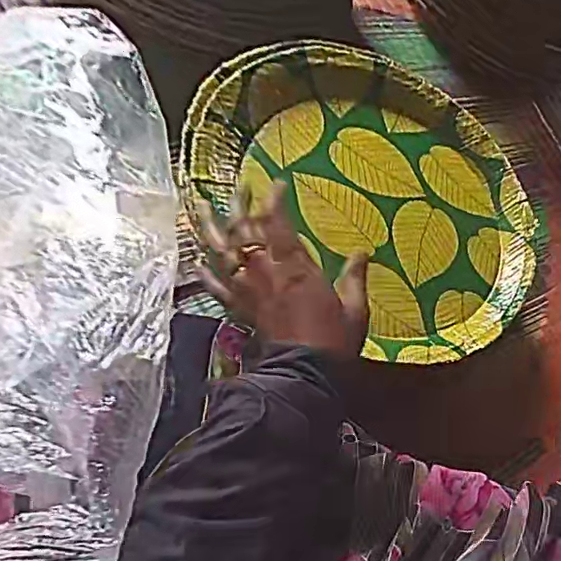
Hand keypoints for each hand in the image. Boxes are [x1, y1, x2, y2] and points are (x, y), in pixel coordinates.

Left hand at [199, 180, 368, 359]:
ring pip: (223, 254)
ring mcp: (250, 292)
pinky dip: (205, 274)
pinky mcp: (241, 311)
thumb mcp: (355, 310)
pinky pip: (217, 289)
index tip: (277, 184)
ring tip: (202, 208)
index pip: (278, 225)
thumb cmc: (334, 342)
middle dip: (240, 205)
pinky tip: (197, 261)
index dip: (274, 201)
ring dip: (211, 229)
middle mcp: (267, 274)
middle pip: (245, 232)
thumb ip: (355, 278)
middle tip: (239, 186)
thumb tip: (362, 252)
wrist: (304, 376)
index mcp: (297, 269)